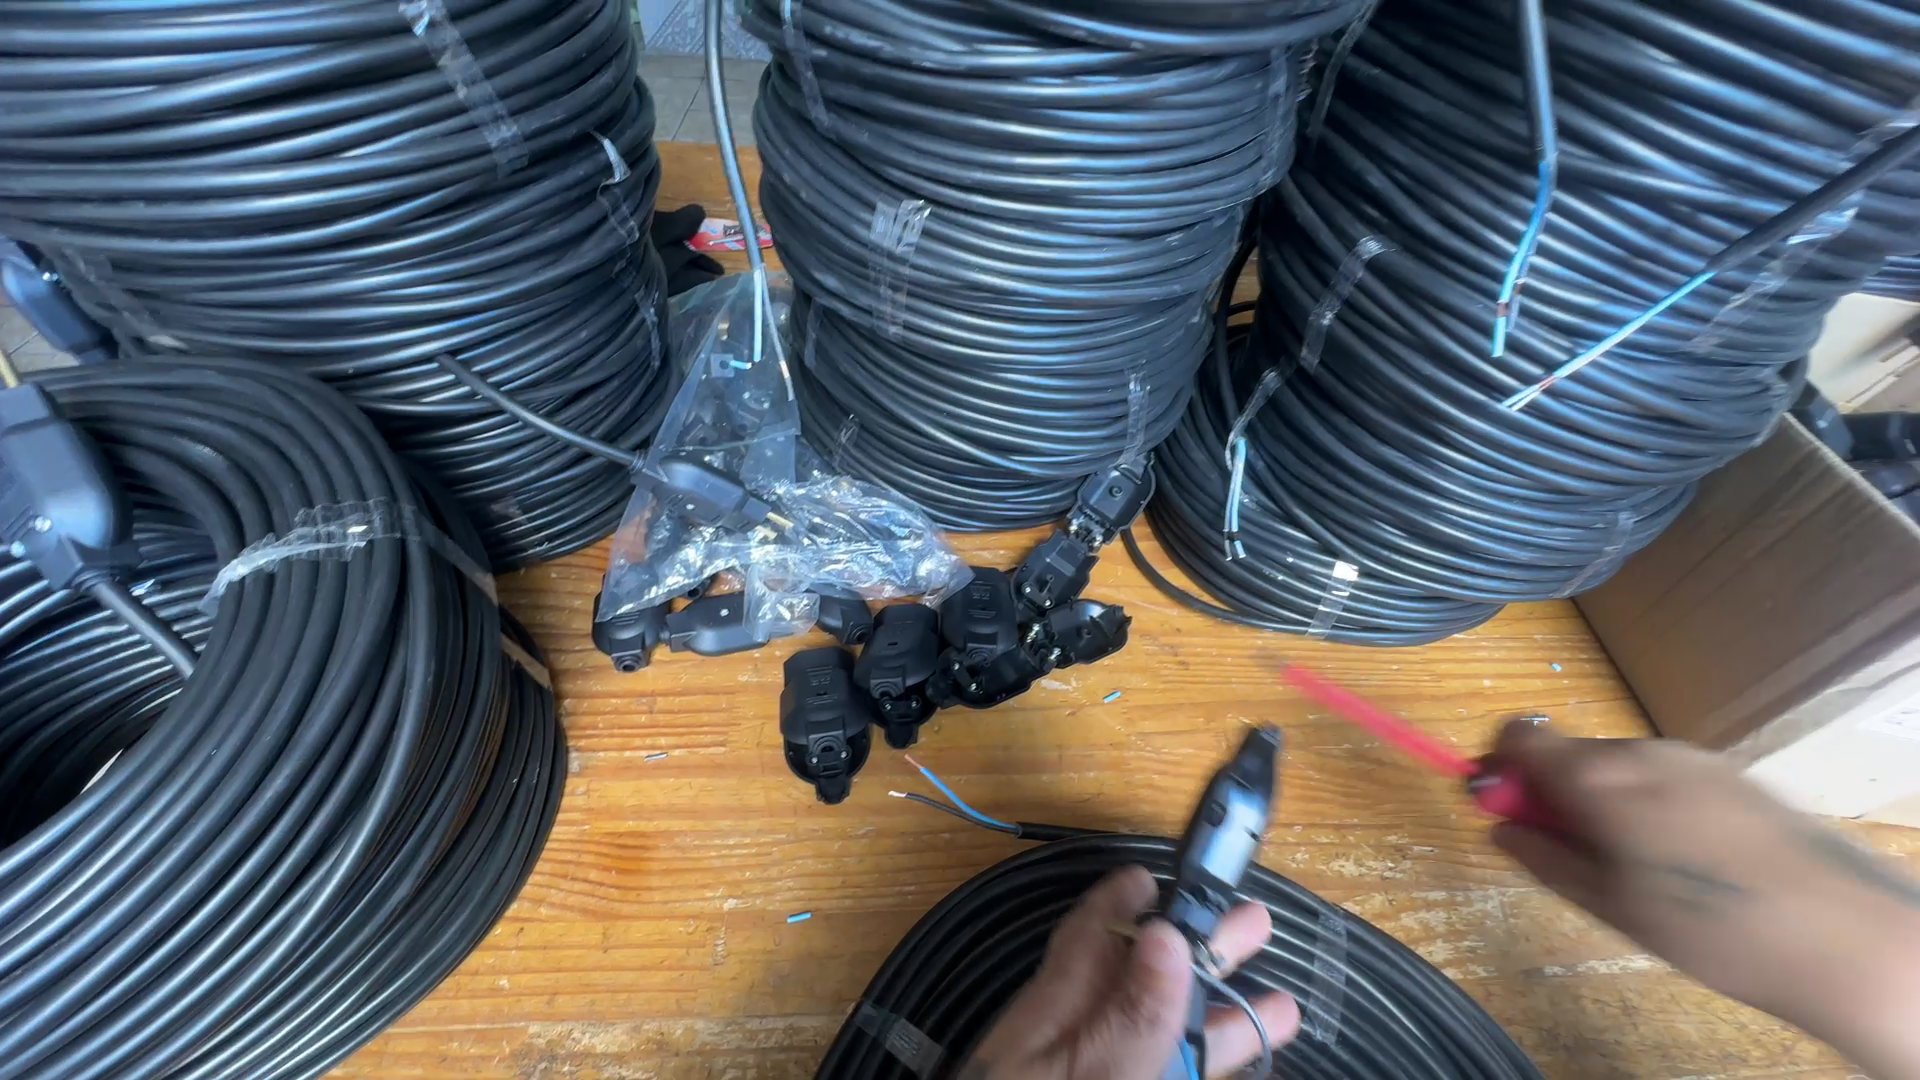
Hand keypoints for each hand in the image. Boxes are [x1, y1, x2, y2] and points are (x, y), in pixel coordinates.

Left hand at [959, 866, 1298, 1079]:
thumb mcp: (1091, 1070)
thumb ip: (1131, 1014)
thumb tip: (1168, 934)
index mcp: (1063, 999)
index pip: (1095, 928)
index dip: (1128, 896)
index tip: (1163, 872)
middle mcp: (1077, 1029)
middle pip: (1144, 976)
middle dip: (1200, 949)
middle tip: (1257, 922)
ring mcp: (1091, 1066)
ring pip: (1160, 1033)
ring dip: (1215, 1016)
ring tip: (1283, 1006)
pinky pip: (1157, 1070)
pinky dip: (1197, 1063)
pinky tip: (1234, 1060)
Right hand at [1489, 721, 1919, 1078]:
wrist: (1863, 947)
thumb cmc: (1712, 929)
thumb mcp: (1607, 904)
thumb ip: (1541, 855)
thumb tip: (1500, 828)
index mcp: (1596, 776)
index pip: (1517, 733)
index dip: (1499, 764)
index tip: (1506, 806)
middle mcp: (1638, 752)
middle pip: (1566, 752)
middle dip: (1552, 790)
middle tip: (1571, 848)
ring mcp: (1691, 759)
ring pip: (1614, 765)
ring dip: (1601, 797)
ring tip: (1636, 860)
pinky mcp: (1733, 774)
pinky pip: (1661, 774)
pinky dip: (1648, 801)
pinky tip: (1685, 854)